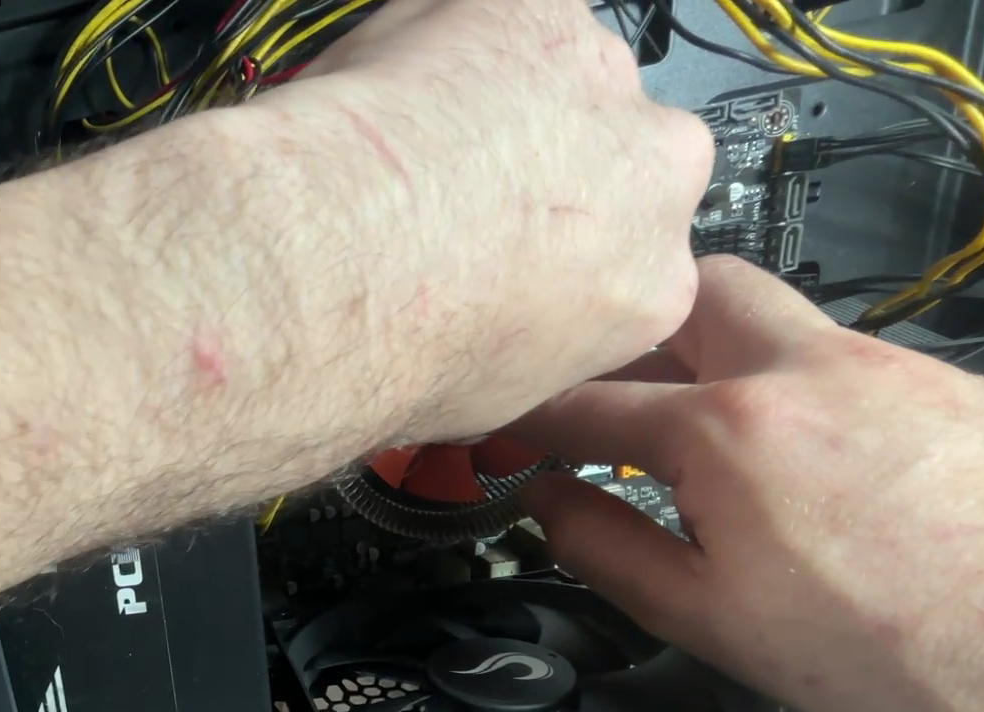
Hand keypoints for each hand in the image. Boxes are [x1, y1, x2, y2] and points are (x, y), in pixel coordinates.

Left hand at [232, 0, 712, 442]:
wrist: (330, 282)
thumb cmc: (391, 360)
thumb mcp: (474, 401)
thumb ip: (520, 348)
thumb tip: (490, 337)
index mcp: (649, 285)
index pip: (622, 259)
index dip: (547, 259)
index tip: (491, 264)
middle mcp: (652, 173)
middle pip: (599, 161)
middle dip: (529, 181)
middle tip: (434, 213)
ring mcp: (594, 79)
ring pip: (546, 86)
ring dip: (481, 115)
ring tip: (392, 169)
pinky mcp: (523, 12)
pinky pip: (485, 22)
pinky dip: (434, 53)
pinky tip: (380, 108)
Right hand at [511, 256, 983, 711]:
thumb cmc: (892, 651)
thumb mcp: (697, 612)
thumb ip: (597, 543)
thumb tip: (542, 498)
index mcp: (732, 431)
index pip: (585, 400)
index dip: (522, 412)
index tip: (497, 423)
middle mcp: (812, 373)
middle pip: (691, 291)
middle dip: (624, 330)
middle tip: (588, 386)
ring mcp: (893, 370)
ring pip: (768, 316)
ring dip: (699, 352)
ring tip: (669, 420)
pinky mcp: (954, 387)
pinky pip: (830, 355)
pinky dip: (771, 381)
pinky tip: (768, 451)